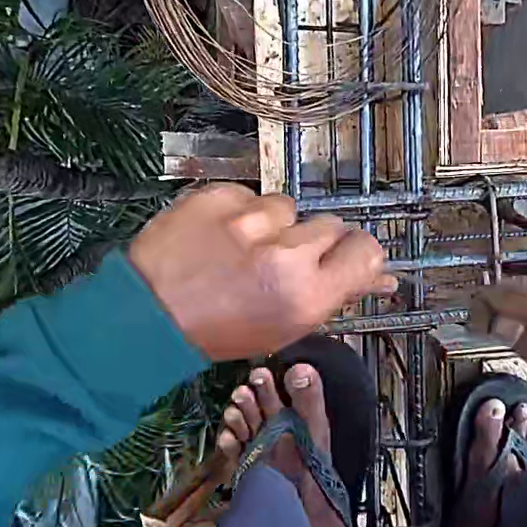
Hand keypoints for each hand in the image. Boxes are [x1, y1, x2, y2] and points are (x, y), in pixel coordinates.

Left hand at [129, 184, 395, 360]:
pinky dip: (237, 211)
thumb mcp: (283, 327)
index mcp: (305, 296)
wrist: (146, 314)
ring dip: (271, 224)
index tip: (341, 256)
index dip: (355, 253)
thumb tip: (381, 278)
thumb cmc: (218, 331)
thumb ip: (333, 296)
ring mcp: (248, 220)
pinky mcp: (218, 196)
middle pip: (328, 225)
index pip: (365, 250)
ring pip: (286, 206)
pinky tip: (216, 234)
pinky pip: (247, 195)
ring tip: (238, 247)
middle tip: (279, 259)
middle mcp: (283, 254)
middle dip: (310, 240)